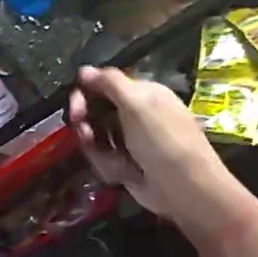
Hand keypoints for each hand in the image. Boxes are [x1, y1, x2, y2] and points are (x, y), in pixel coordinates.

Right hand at [70, 66, 231, 228]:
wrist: (182, 186)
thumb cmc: (162, 139)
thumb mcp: (137, 104)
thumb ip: (109, 83)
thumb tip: (84, 70)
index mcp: (143, 94)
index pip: (106, 86)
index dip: (87, 93)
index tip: (75, 106)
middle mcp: (136, 115)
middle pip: (97, 112)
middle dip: (87, 123)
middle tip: (85, 134)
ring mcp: (130, 141)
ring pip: (96, 138)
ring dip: (98, 149)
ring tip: (112, 159)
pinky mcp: (126, 165)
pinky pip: (104, 160)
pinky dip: (109, 166)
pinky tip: (121, 172)